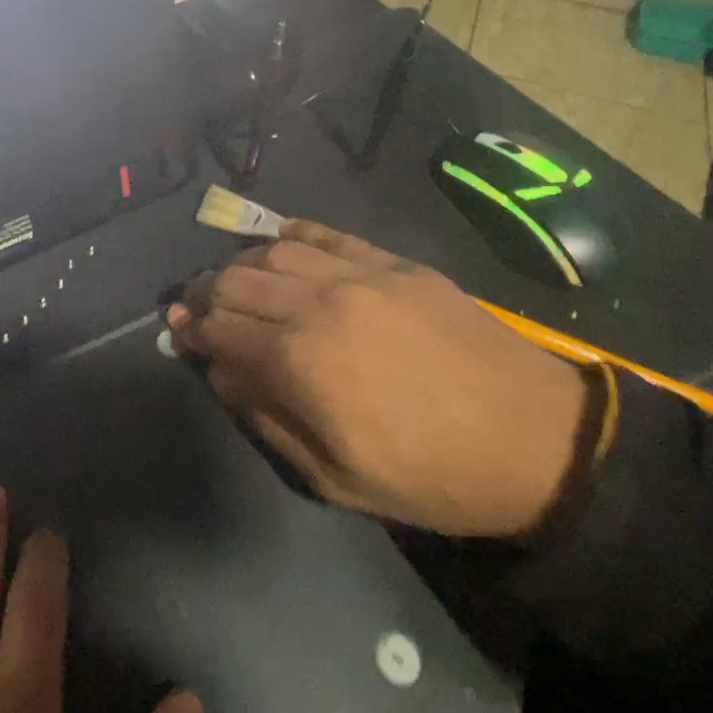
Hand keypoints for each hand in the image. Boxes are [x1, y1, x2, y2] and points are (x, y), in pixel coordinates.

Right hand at [168, 220, 589, 536]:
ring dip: (241, 264)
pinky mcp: (398, 265)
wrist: (535, 443)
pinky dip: (294, 235)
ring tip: (232, 279)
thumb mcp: (333, 477)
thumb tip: (223, 375)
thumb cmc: (428, 475)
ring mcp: (362, 277)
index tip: (177, 332)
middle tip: (193, 305)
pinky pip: (329, 235)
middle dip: (204, 292)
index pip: (221, 329)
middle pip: (237, 281)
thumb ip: (267, 419)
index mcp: (300, 362)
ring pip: (276, 252)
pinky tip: (281, 244)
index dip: (192, 330)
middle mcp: (320, 305)